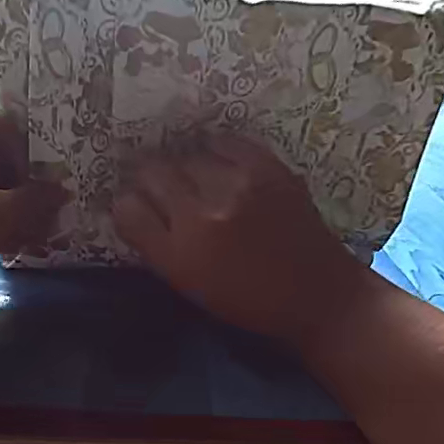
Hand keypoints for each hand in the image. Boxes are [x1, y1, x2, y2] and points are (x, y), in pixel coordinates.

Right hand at [112, 132, 375, 345]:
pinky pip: (225, 143)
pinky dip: (215, 150)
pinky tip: (217, 161)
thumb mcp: (189, 285)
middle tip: (160, 189)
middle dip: (148, 180)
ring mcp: (236, 186)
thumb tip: (130, 207)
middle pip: (151, 173)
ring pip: (185, 156)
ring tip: (193, 179)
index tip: (136, 206)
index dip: (126, 204)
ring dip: (182, 167)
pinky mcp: (267, 169)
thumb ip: (155, 246)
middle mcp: (201, 216)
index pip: (128, 209)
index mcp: (178, 255)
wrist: (317, 294)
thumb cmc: (247, 300)